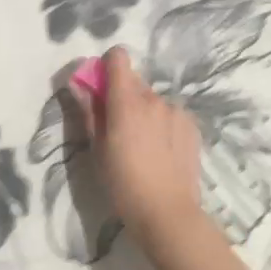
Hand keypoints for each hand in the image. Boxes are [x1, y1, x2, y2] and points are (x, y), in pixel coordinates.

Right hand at [71, 46, 206, 247]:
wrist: (167, 211)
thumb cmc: (122, 183)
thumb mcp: (96, 149)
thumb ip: (88, 111)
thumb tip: (78, 84)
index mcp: (127, 102)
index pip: (118, 58)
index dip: (106, 66)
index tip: (99, 87)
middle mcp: (155, 98)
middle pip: (134, 81)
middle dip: (121, 95)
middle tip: (115, 127)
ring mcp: (177, 111)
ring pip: (153, 100)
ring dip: (143, 111)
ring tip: (140, 145)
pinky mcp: (192, 126)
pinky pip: (170, 114)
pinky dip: (161, 124)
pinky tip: (160, 151)